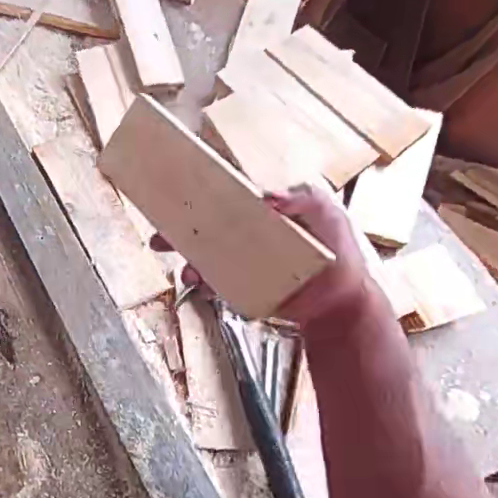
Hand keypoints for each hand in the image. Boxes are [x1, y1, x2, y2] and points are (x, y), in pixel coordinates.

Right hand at [154, 185, 386, 335]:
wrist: (339, 302)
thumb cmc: (338, 252)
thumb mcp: (328, 214)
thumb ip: (305, 198)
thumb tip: (268, 196)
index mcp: (260, 213)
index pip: (225, 201)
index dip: (200, 199)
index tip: (178, 199)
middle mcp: (244, 235)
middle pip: (203, 230)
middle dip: (177, 233)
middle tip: (158, 239)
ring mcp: (238, 262)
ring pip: (202, 257)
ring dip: (188, 263)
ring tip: (188, 271)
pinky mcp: (237, 286)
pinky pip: (210, 282)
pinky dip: (201, 283)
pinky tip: (199, 283)